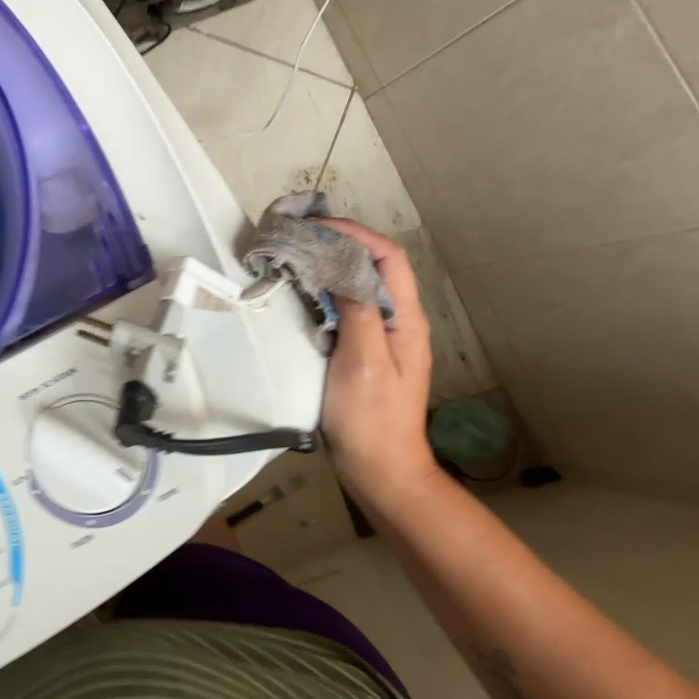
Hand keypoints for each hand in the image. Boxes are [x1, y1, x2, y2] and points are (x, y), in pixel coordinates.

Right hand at [311, 219, 438, 500]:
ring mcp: (381, 335)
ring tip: (293, 255)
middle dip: (339, 242)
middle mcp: (397, 320)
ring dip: (330, 263)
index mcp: (405, 320)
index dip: (354, 234)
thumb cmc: (372, 419)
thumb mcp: (363, 363)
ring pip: (360, 283)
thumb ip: (357, 311)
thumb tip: (341, 266)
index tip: (313, 227)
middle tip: (295, 237)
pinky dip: (324, 289)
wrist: (381, 470)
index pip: (388, 257)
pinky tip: (300, 292)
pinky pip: (347, 306)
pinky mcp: (362, 349)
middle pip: (375, 264)